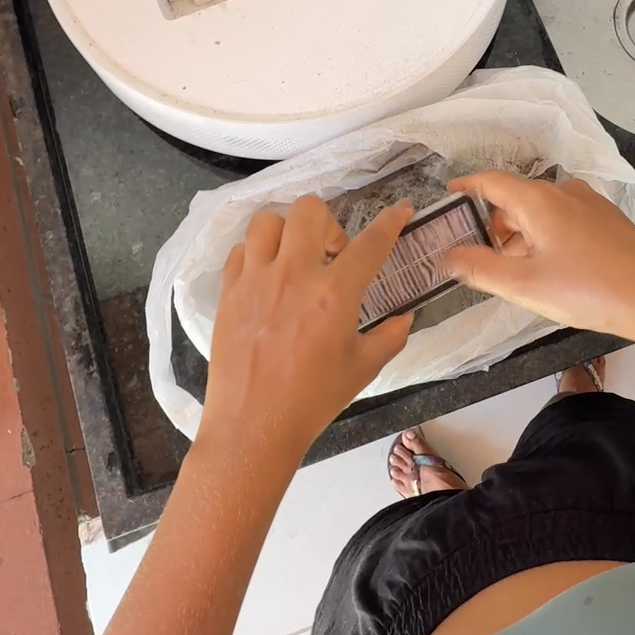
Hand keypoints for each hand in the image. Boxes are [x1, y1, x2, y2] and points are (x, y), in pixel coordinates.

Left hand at [200, 195, 415, 461]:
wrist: (254, 426)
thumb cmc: (314, 399)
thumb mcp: (364, 368)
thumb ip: (390, 336)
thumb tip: (404, 317)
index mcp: (335, 294)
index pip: (371, 242)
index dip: (391, 221)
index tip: (402, 209)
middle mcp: (295, 275)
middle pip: (310, 210)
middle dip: (329, 222)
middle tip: (332, 253)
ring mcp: (256, 279)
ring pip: (269, 220)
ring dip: (288, 230)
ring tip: (295, 255)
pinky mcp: (229, 291)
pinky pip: (241, 250)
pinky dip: (258, 253)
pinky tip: (267, 274)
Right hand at [444, 171, 634, 346]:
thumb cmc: (587, 290)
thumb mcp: (524, 285)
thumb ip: (480, 268)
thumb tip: (447, 254)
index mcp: (538, 200)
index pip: (492, 181)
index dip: (467, 186)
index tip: (449, 195)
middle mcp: (563, 191)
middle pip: (517, 198)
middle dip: (495, 224)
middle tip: (483, 258)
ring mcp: (590, 204)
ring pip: (542, 211)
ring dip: (522, 235)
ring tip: (519, 272)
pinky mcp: (609, 221)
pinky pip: (565, 219)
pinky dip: (547, 237)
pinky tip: (554, 270)